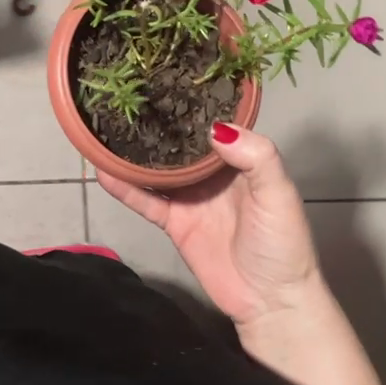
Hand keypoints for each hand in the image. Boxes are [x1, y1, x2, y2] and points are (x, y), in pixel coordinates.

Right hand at [96, 123, 319, 327]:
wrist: (269, 301)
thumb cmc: (282, 244)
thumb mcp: (278, 195)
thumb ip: (257, 158)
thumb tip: (215, 128)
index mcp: (241, 162)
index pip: (213, 127)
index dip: (194, 107)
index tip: (168, 82)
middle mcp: (212, 175)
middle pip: (179, 145)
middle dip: (158, 125)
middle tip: (128, 101)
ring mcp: (190, 198)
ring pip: (157, 170)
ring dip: (134, 154)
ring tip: (106, 131)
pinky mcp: (174, 223)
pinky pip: (146, 201)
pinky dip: (125, 189)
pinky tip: (104, 172)